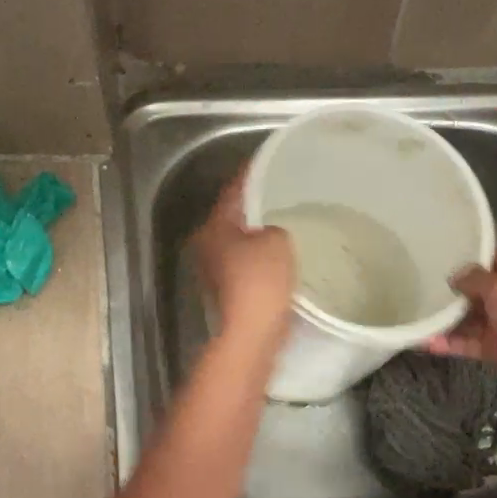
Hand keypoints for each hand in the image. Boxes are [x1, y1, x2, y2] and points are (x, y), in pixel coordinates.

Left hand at [192, 170, 294, 349]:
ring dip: (260, 236)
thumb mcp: (278, 240)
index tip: (273, 162)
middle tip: (286, 194)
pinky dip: (263, 261)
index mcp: (213, 227)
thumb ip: (275, 226)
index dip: (253, 174)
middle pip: (234, 219)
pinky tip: (285, 258)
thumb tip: (270, 234)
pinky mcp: (229, 295)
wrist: (252, 336)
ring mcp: (215, 274)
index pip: (234, 190)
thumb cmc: (261, 282)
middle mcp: (207, 247)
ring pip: (240, 244)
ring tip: (290, 224)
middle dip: (257, 207)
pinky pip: (248, 267)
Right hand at [427, 248, 496, 413]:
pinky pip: (467, 343)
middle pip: (477, 290)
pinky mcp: (494, 349)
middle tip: (421, 285)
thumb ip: (476, 279)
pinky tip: (425, 342)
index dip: (472, 256)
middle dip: (453, 289)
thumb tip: (454, 276)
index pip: (494, 258)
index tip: (443, 254)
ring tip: (418, 315)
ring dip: (446, 318)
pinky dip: (449, 343)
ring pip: (469, 318)